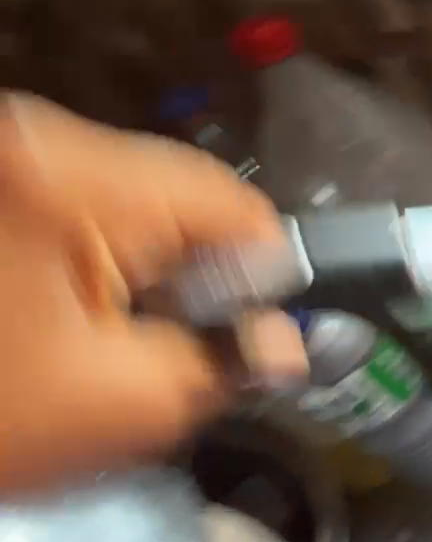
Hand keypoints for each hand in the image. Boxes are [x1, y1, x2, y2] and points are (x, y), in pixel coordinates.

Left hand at [0, 94, 304, 491]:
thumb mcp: (119, 404)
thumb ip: (233, 363)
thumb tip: (293, 343)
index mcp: (72, 177)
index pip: (243, 209)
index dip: (256, 277)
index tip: (226, 332)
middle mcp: (31, 137)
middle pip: (187, 195)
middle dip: (191, 269)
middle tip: (151, 334)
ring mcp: (1, 152)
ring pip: (133, 196)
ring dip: (137, 261)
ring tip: (86, 322)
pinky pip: (72, 198)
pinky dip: (82, 251)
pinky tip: (42, 302)